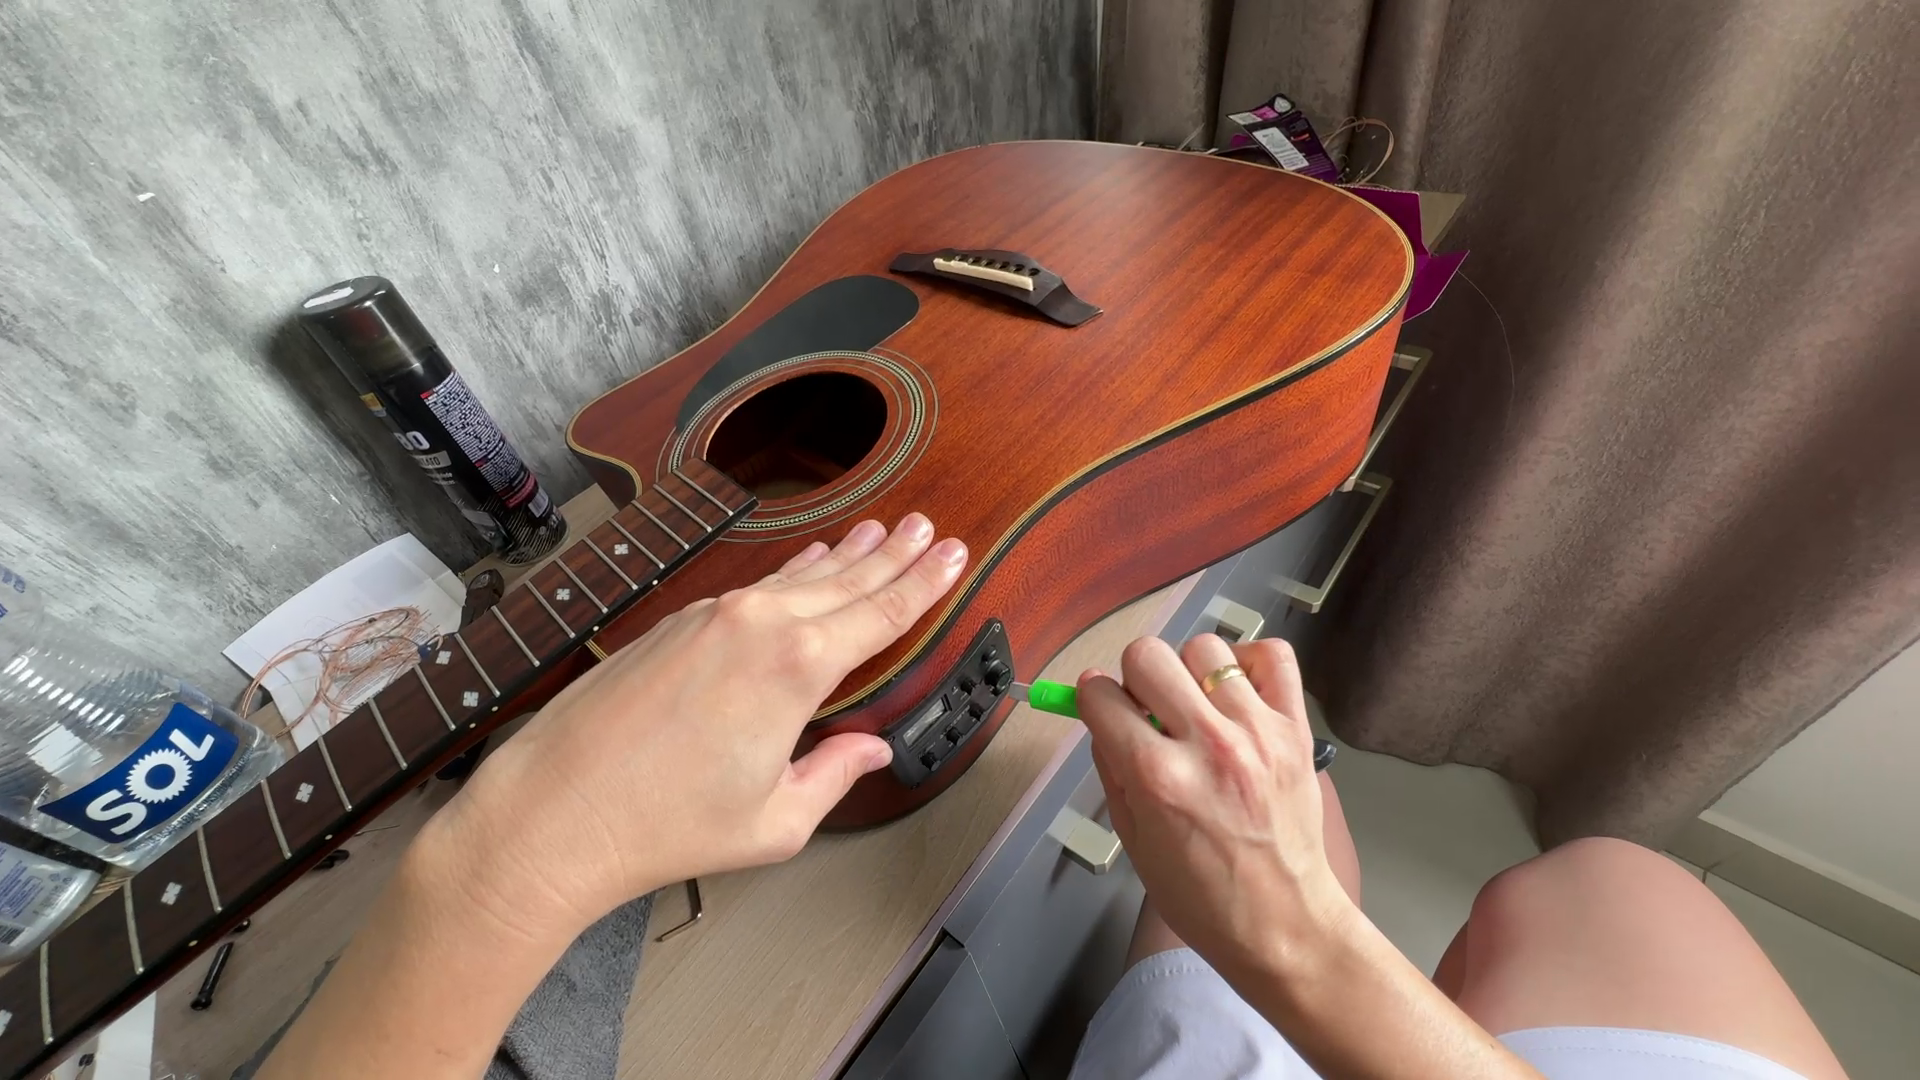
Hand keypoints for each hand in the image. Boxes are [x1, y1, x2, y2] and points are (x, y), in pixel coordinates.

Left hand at [428, 514, 967, 936]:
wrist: (553, 810)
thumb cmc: (663, 824)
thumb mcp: (774, 819)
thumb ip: (835, 774)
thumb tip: (871, 750)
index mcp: (799, 668)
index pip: (883, 613)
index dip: (926, 583)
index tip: (952, 554)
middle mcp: (761, 625)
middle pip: (850, 580)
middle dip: (896, 555)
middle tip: (929, 529)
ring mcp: (717, 616)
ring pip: (803, 575)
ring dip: (848, 554)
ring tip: (881, 531)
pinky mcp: (682, 621)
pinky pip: (758, 584)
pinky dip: (794, 571)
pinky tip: (809, 561)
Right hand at [1077, 635, 1353, 979]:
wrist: (1286, 926)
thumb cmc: (1200, 894)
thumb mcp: (1130, 836)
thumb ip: (1110, 764)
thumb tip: (1098, 707)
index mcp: (1156, 777)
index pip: (1101, 694)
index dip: (1093, 698)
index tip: (1104, 709)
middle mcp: (1206, 744)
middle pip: (1147, 655)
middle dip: (1134, 677)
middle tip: (1149, 709)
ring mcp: (1257, 732)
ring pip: (1204, 648)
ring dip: (1189, 672)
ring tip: (1198, 707)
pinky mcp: (1295, 729)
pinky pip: (1272, 656)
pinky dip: (1248, 663)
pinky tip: (1237, 694)